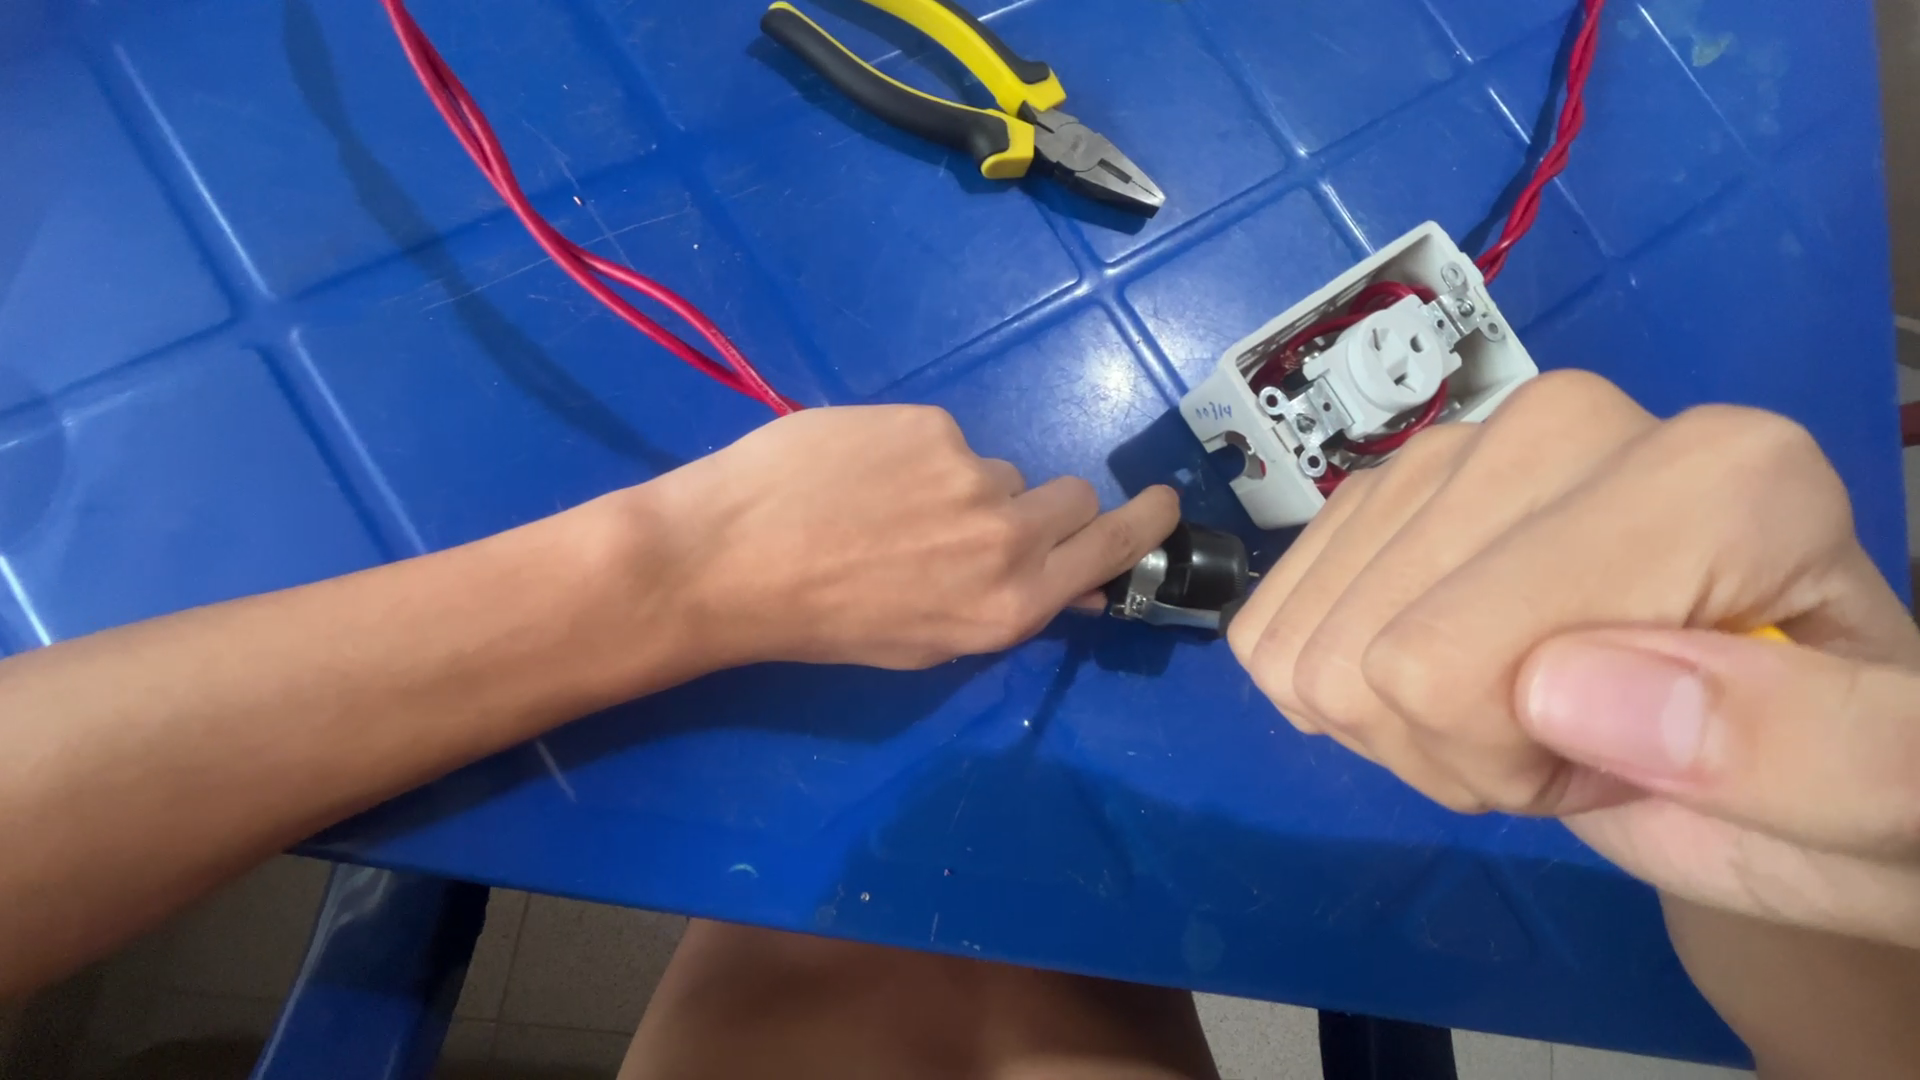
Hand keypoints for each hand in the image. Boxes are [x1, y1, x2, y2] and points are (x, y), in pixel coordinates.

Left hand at [650, 405, 1178, 669]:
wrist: (727, 560)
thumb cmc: (823, 622)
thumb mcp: (928, 643)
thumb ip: (1011, 606)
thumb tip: (1075, 582)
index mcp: (1011, 605)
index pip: (1114, 546)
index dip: (1144, 524)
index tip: (1157, 506)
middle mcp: (1008, 537)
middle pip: (1072, 498)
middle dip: (1042, 512)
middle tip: (982, 523)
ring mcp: (970, 471)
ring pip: (1001, 471)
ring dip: (968, 488)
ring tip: (892, 506)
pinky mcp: (928, 423)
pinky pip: (946, 440)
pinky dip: (917, 456)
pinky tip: (861, 476)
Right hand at [1227, 371, 1919, 946]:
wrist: (1729, 734)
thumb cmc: (1824, 779)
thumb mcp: (1898, 811)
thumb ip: (1805, 755)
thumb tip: (1558, 686)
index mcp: (1708, 475)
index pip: (1448, 659)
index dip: (1508, 758)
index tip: (1614, 758)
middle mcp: (1549, 426)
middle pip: (1367, 654)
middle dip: (1446, 743)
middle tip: (1556, 741)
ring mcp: (1434, 454)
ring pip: (1303, 644)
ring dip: (1388, 719)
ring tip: (1501, 708)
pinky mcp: (1361, 494)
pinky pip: (1266, 628)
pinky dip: (1328, 683)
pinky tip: (1423, 670)